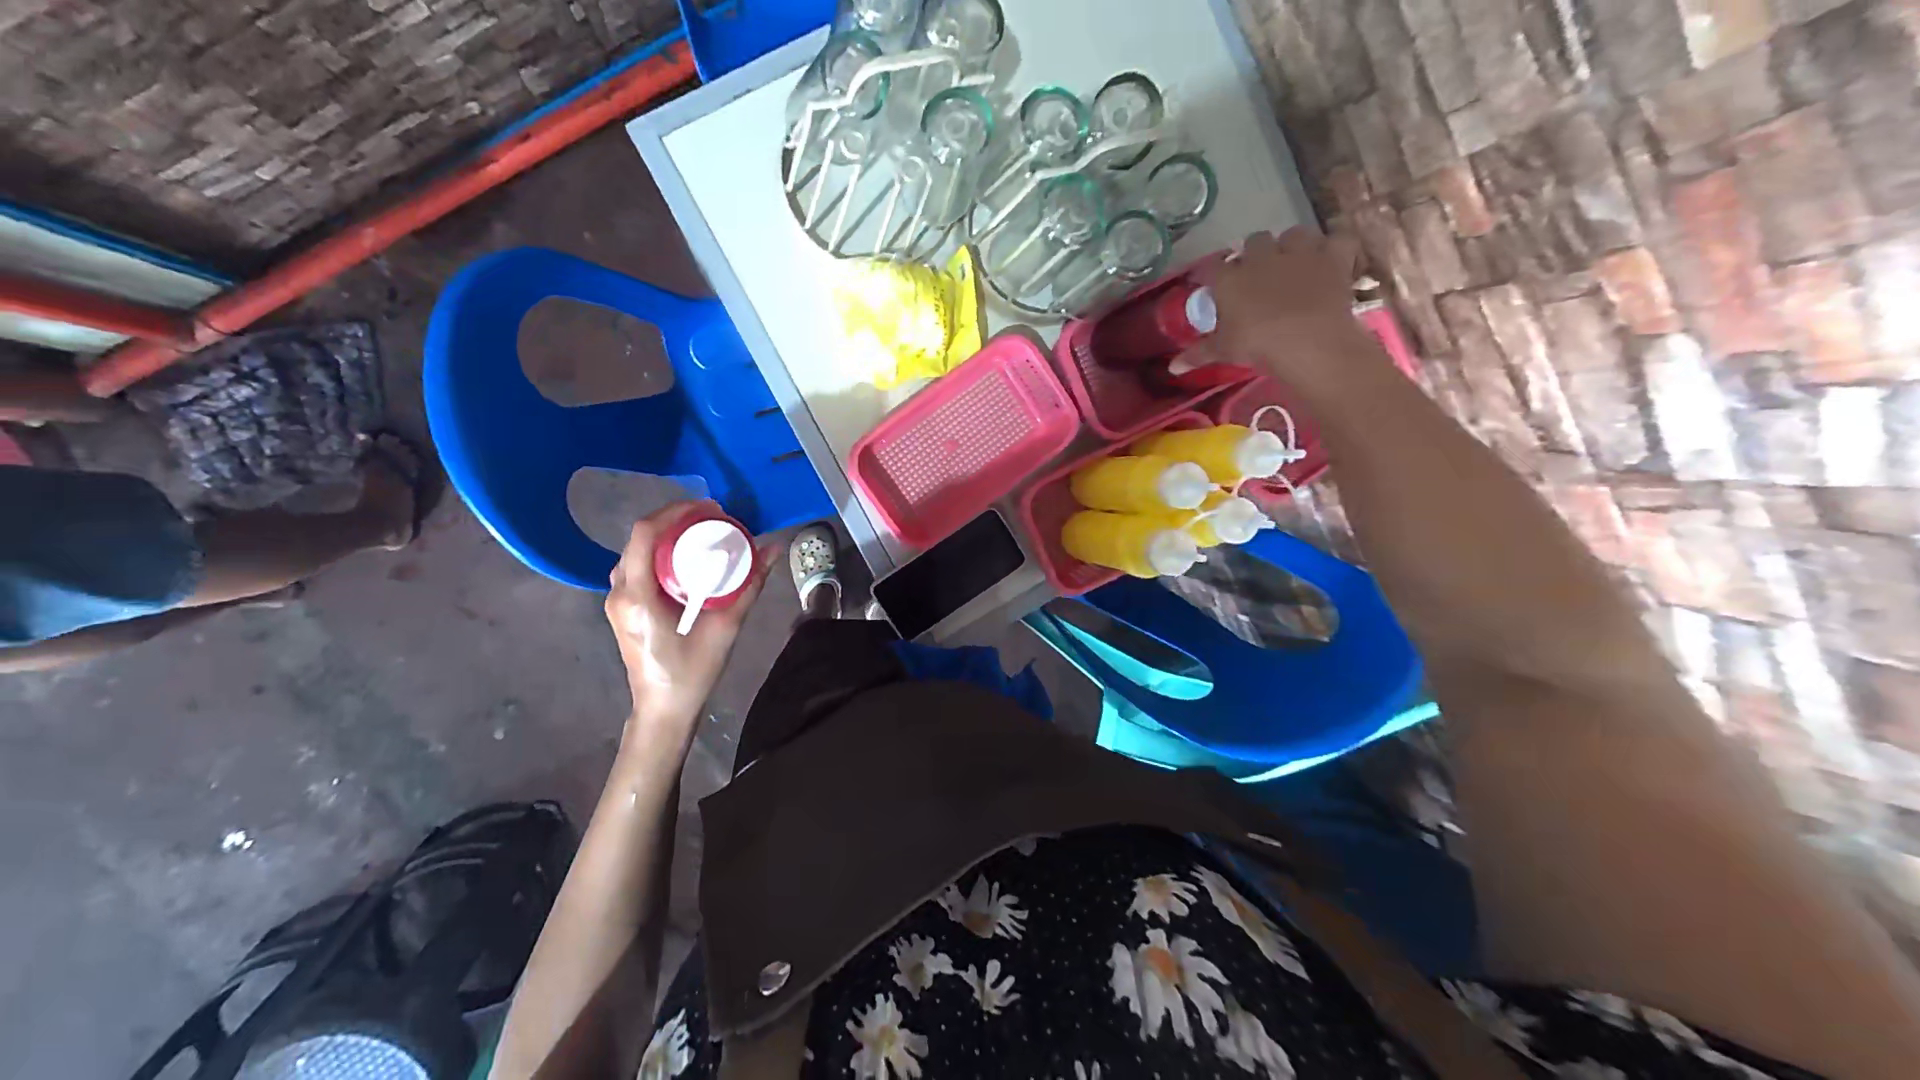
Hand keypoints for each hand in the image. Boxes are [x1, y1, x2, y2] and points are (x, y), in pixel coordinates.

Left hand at [605, 501, 772, 733]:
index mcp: (637, 596)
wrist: (663, 710)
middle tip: (712, 518)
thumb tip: (773, 549)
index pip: (646, 535)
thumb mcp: (726, 627)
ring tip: (700, 533)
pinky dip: (660, 554)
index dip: (677, 512)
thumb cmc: (692, 673)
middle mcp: (618, 593)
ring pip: (636, 552)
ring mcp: (616, 601)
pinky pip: (637, 567)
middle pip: (639, 538)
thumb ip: (749, 585)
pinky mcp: (622, 608)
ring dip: (666, 536)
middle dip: (675, 519)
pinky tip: (686, 559)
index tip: (710, 509)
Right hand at [1193, 228, 1381, 391]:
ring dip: (1291, 245)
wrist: (1307, 340)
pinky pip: (1336, 240)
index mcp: (1230, 278)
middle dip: (1254, 254)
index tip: (1208, 282)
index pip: (1212, 265)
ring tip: (1292, 263)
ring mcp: (1300, 252)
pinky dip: (1334, 248)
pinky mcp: (1332, 257)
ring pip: (1293, 234)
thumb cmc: (1257, 345)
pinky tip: (1331, 260)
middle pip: (1254, 241)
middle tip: (1255, 275)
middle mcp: (1262, 256)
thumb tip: (1172, 368)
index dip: (1209, 272)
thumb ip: (1198, 354)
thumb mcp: (1224, 351)